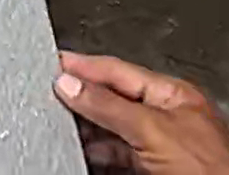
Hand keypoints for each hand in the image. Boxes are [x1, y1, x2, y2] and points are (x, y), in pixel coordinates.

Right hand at [54, 52, 228, 173]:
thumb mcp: (151, 130)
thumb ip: (109, 105)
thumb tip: (71, 84)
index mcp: (174, 94)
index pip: (119, 70)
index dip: (86, 65)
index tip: (58, 64)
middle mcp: (170, 117)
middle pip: (117, 97)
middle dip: (86, 95)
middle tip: (54, 91)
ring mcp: (166, 147)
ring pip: (117, 128)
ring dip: (90, 125)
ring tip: (63, 121)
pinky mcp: (159, 173)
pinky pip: (122, 154)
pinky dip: (101, 151)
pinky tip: (86, 151)